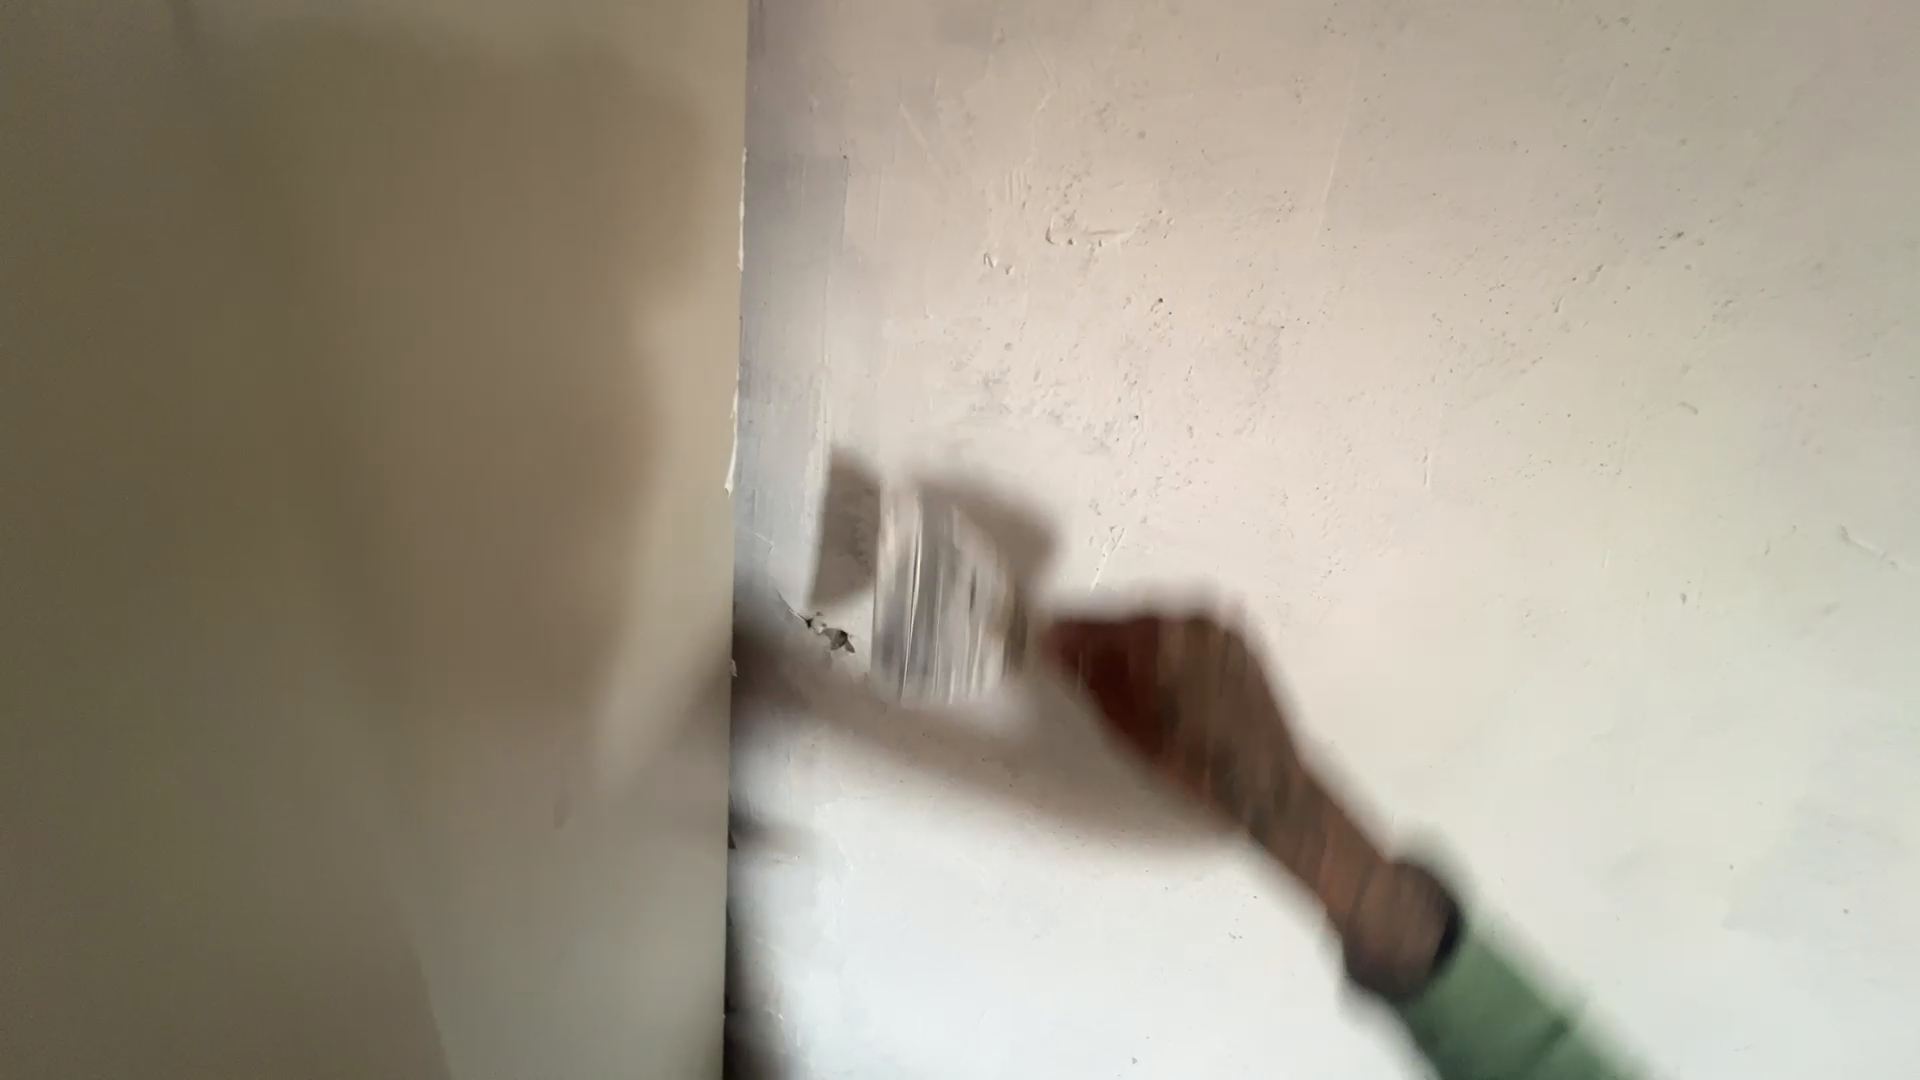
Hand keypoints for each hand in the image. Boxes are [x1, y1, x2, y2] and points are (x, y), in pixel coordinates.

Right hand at [1044, 612, 1453, 994]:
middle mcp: (1189, 618)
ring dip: (1134, 643)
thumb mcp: (1122, 725)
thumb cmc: (1189, 763)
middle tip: (1075, 657)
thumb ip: (1088, 677)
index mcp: (1157, 636)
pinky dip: (1168, 648)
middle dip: (1100, 637)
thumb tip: (1060, 651)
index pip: (1093, 623)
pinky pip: (1188, 634)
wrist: (1266, 784)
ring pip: (1159, 625)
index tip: (1044, 638)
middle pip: (1127, 619)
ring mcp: (1219, 626)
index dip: (1064, 633)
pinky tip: (1157, 676)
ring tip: (1118, 673)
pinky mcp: (1238, 639)